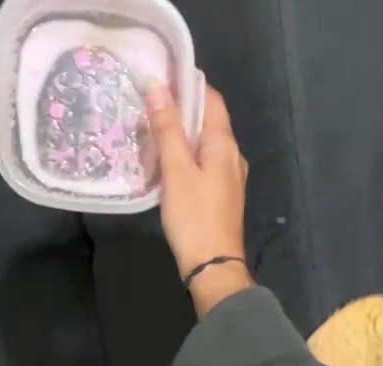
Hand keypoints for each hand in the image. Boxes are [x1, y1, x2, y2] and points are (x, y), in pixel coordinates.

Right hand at [146, 82, 249, 294]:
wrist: (213, 267)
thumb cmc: (194, 217)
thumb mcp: (176, 170)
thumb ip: (167, 128)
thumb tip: (158, 86)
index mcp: (224, 143)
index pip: (210, 98)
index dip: (187, 85)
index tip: (159, 81)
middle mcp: (233, 156)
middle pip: (208, 121)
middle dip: (181, 112)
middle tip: (149, 109)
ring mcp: (230, 179)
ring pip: (206, 146)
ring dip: (182, 138)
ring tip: (153, 136)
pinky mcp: (222, 197)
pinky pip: (205, 167)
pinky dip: (187, 160)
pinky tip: (168, 168)